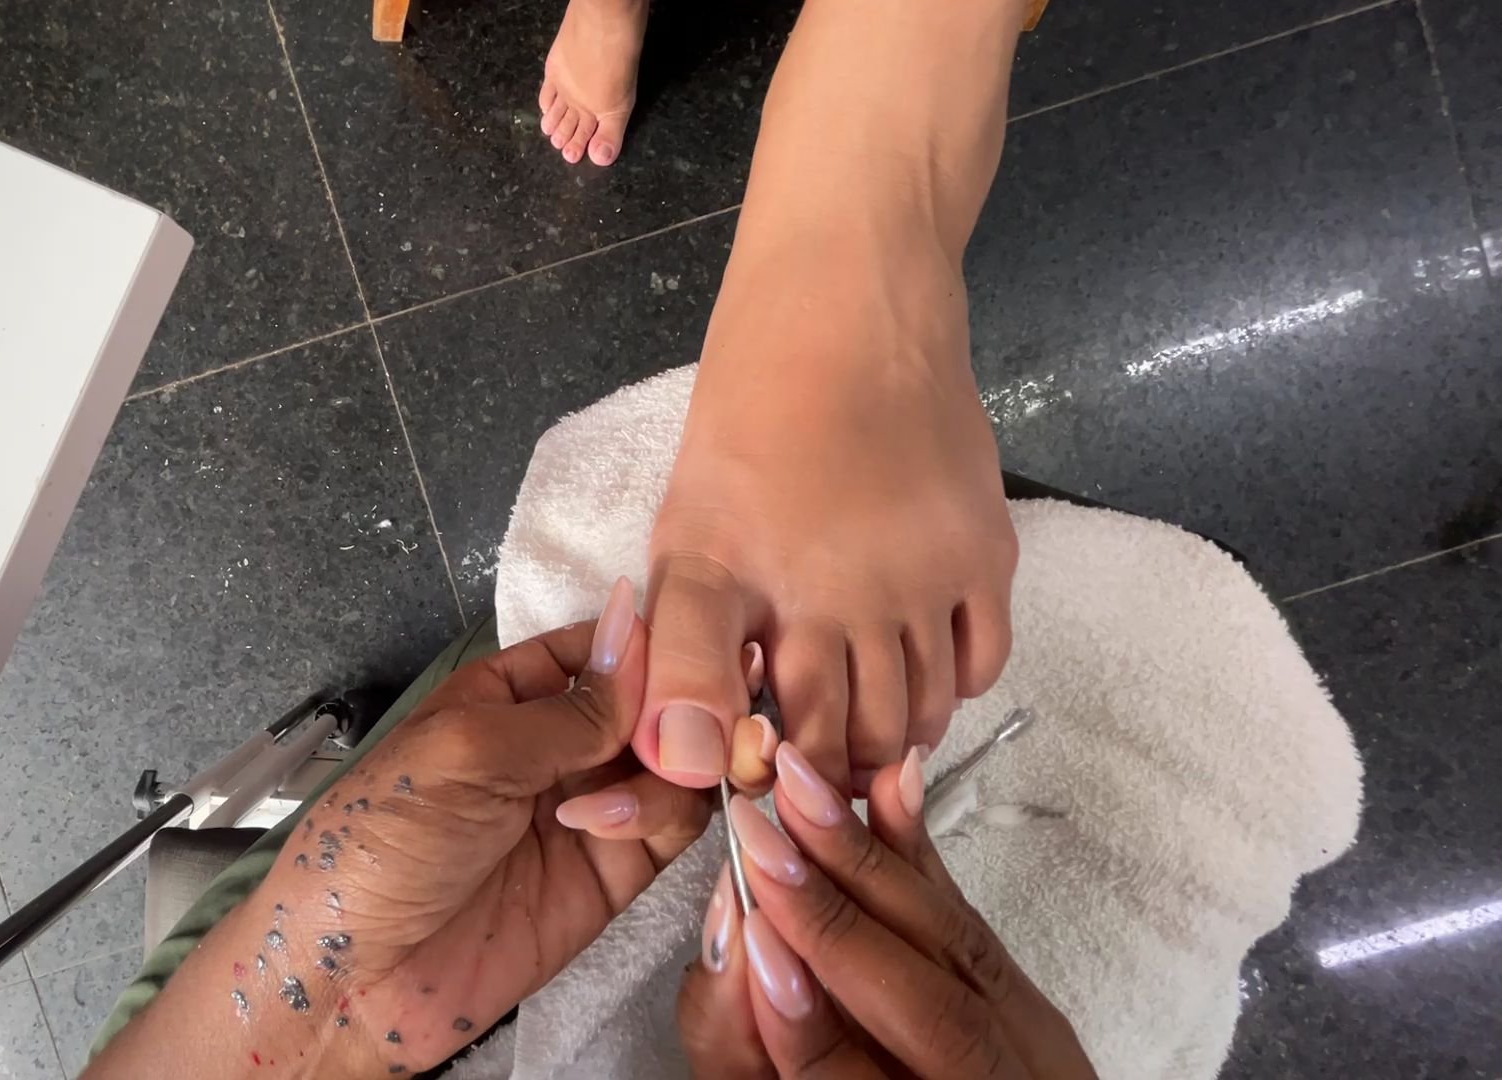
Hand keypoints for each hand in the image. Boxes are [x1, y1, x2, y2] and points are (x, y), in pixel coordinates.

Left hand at [88, 579, 712, 1079]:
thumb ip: (568, 709)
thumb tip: (635, 625)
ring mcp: (587, 805)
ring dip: (666, 764)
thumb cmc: (389, 836)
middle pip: (642, 704)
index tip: (695, 640)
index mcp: (510, 694)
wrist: (356, 982)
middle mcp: (556, 742)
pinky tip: (627, 825)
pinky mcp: (610, 871)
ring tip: (625, 796)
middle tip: (707, 712)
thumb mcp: (470, 752)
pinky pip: (668, 826)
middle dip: (673, 703)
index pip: (594, 649)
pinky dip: (671, 813)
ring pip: (667, 761)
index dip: (643, 641)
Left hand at [636, 233, 1016, 795]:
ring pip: (926, 707)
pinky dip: (953, 688)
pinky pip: (985, 658)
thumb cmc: (742, 423)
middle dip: (831, 766)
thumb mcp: (684, 536)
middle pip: (864, 735)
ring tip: (858, 734)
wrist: (840, 315)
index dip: (775, 776)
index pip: (788, 740)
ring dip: (890, 734)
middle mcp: (865, 607)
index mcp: (774, 605)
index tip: (763, 781)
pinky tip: (920, 680)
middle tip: (809, 769)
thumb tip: (687, 762)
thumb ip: (684, 650)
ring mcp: (936, 581)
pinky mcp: (989, 549)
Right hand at [677, 742, 1096, 1078]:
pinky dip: (917, 840)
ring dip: (865, 857)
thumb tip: (745, 936)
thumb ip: (752, 1035)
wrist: (917, 1072)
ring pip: (955, 942)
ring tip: (801, 785)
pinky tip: (897, 776)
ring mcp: (1027, 1035)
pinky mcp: (1007, 978)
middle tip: (758, 831)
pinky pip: (962, 905)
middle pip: (933, 1010)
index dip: (803, 1017)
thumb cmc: (832, 1072)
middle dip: (831, 912)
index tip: (753, 933)